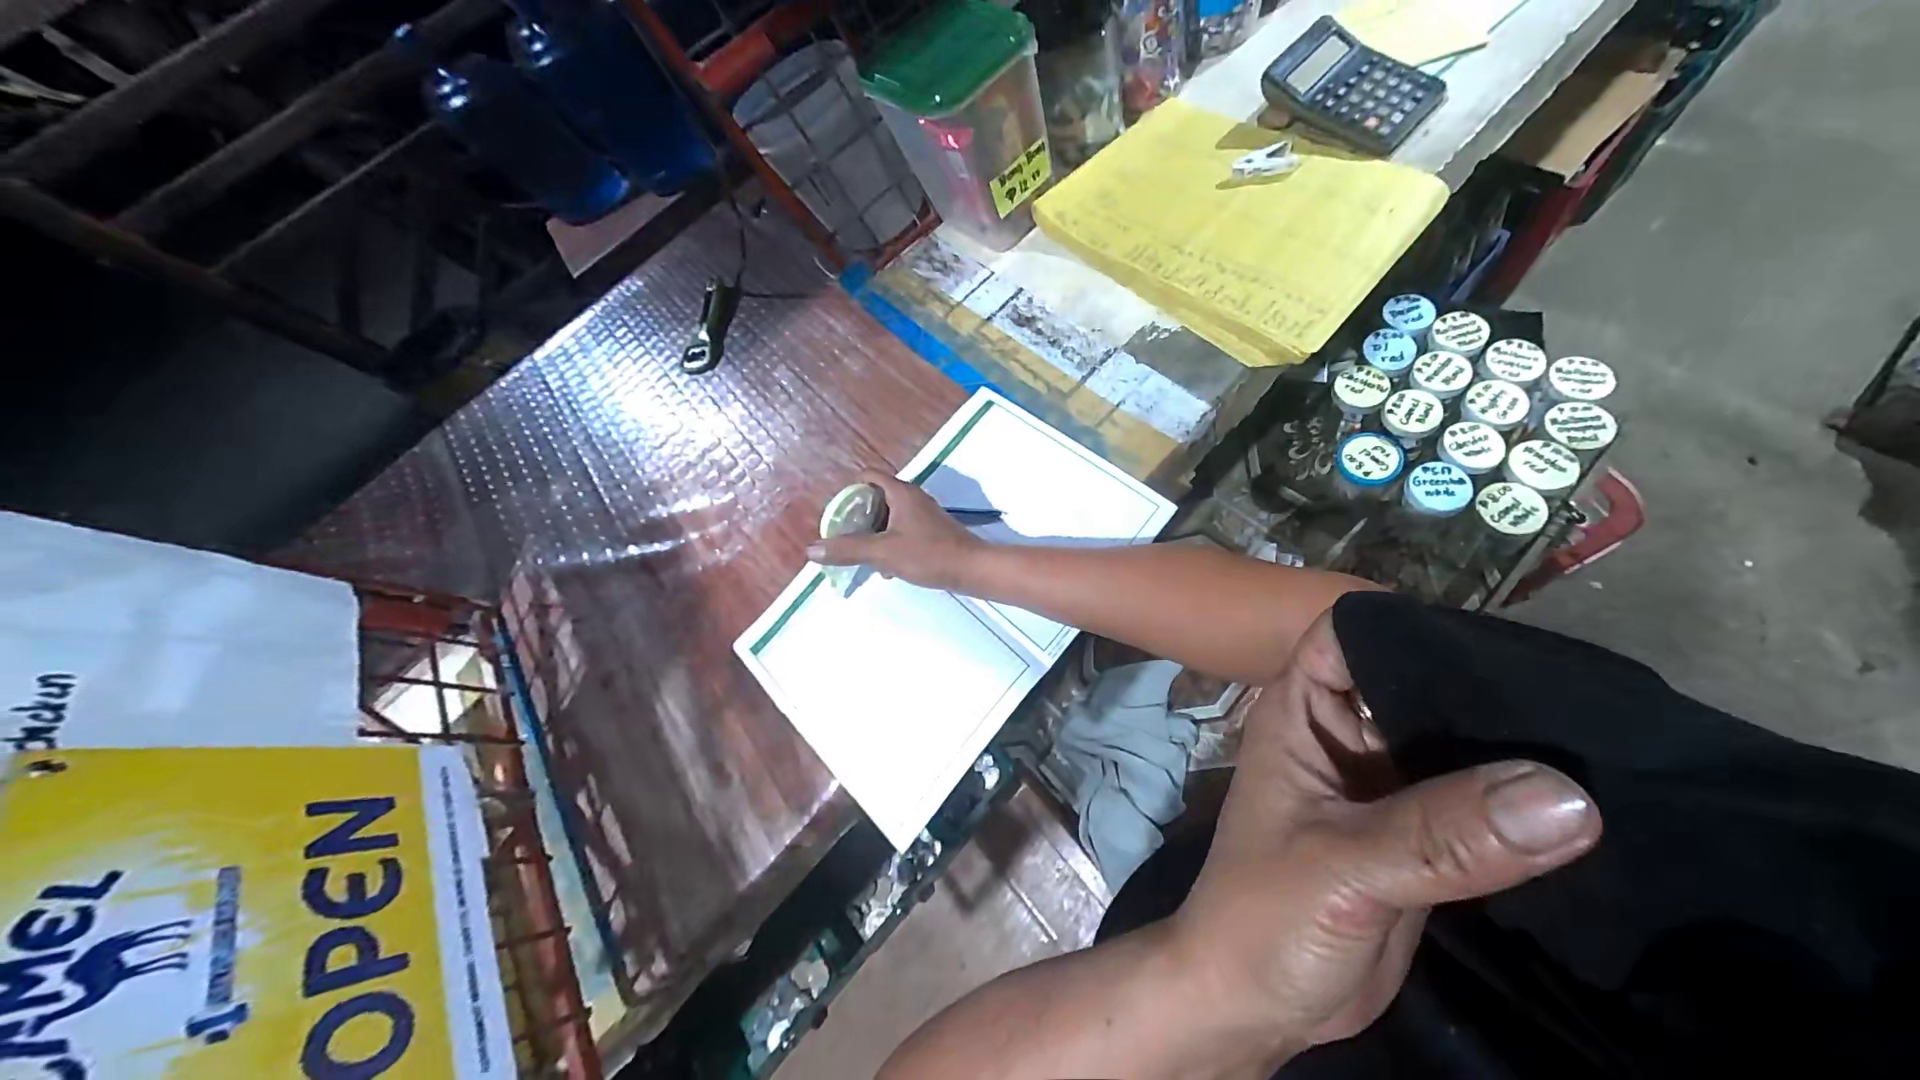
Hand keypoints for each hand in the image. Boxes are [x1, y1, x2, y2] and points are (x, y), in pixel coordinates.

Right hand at [807, 470, 982, 591]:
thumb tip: (812, 549)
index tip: (838, 511)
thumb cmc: (929, 554)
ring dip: (873, 532)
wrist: (972, 568)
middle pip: (877, 496)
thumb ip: (848, 549)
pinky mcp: (932, 531)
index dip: (850, 488)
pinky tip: (886, 566)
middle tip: (844, 534)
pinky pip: (902, 529)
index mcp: (901, 492)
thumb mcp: (883, 553)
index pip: (869, 475)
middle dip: (859, 515)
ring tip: (861, 553)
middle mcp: (913, 497)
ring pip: (889, 516)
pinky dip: (890, 541)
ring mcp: (924, 513)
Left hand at [1166, 608, 1602, 1072]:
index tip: (1510, 641)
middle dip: (1486, 685)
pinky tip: (1597, 801)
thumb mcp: (1342, 868)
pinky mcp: (1418, 836)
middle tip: (1596, 694)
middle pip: (1415, 684)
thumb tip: (1568, 793)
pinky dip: (1521, 802)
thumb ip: (1441, 834)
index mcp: (1300, 716)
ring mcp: (1382, 787)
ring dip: (1515, 746)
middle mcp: (1342, 738)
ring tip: (1615, 740)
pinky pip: (1476, 803)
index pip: (1349, 635)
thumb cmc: (1264, 917)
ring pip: (1453, 744)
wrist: (1252, 998)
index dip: (1412, 625)